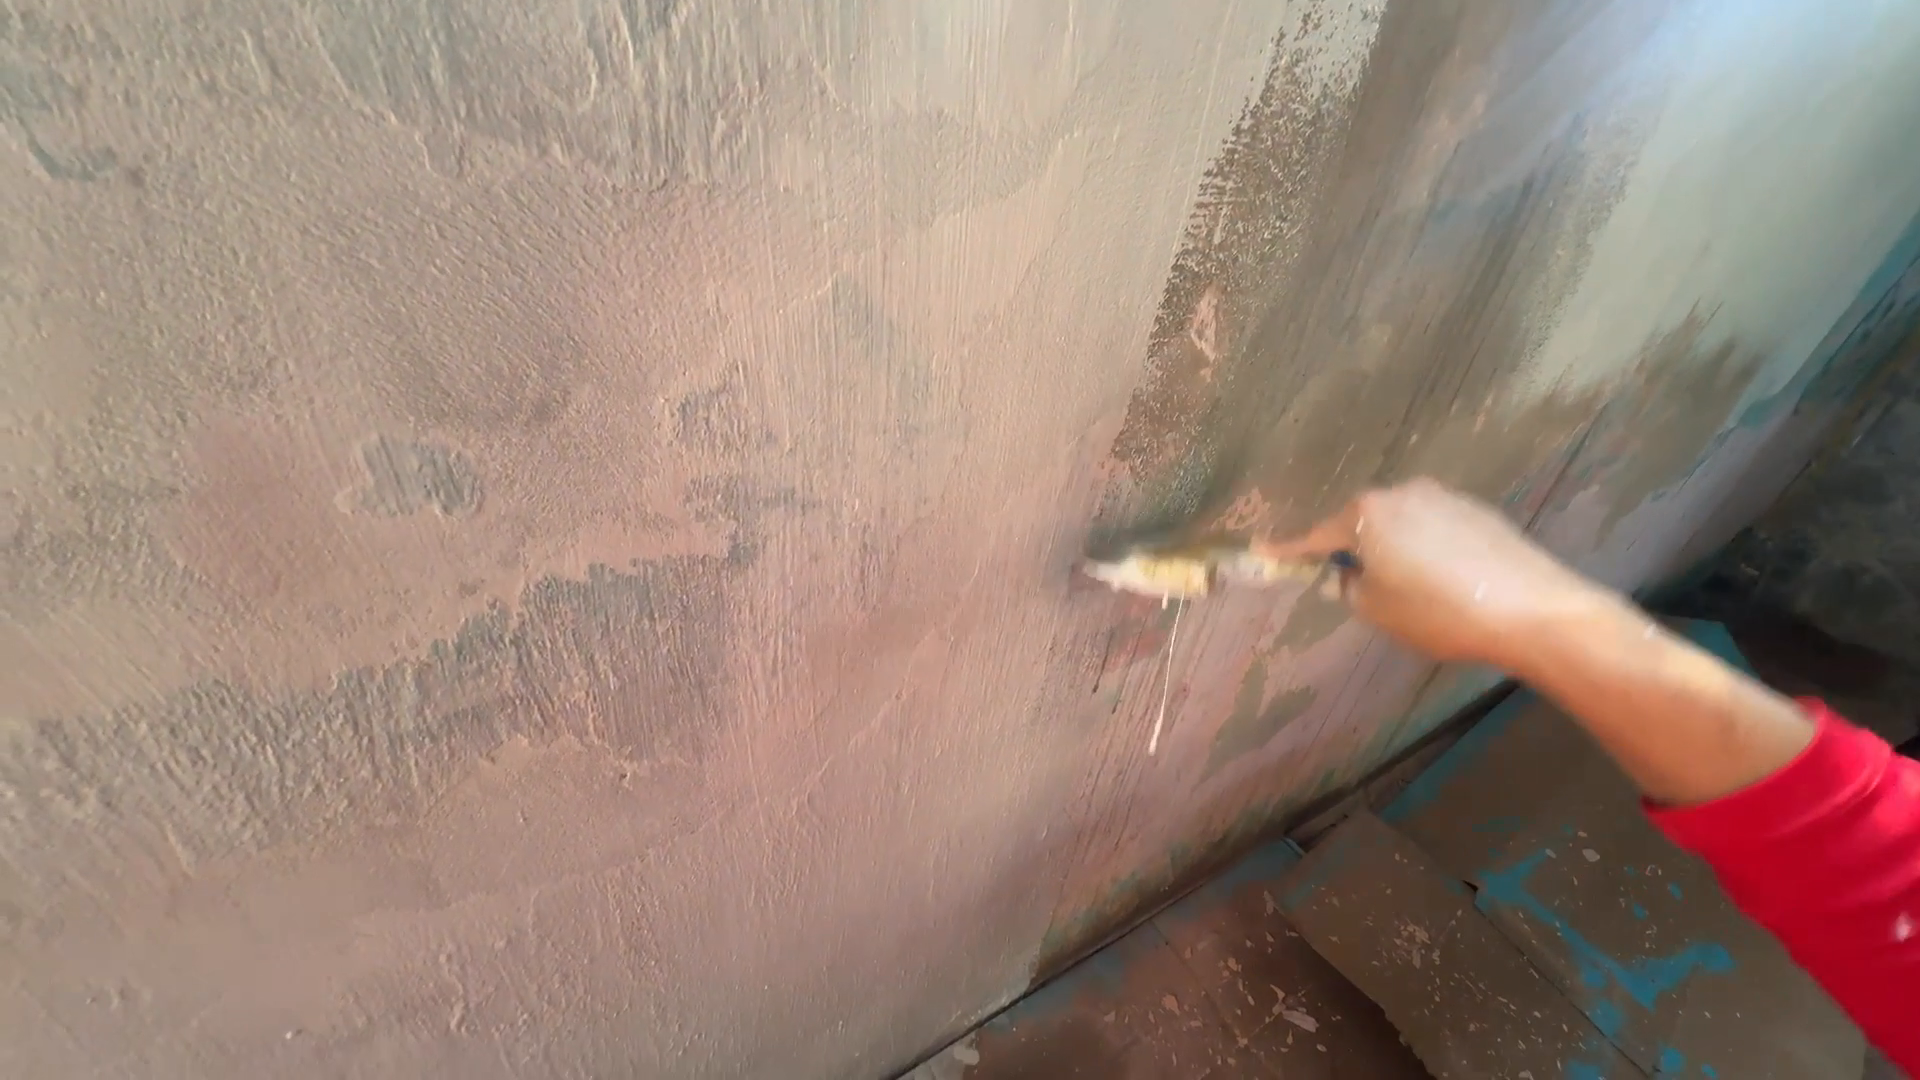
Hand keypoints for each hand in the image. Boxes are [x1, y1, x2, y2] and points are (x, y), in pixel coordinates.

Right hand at [1255, 479, 1609, 670]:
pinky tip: (1444, 578)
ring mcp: (1443, 496)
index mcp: (1366, 513)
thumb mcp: (1376, 609)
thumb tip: (1350, 574)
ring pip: (1398, 523)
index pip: (1315, 535)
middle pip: (1359, 522)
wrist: (1537, 611)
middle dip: (1351, 547)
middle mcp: (1400, 493)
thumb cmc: (1439, 611)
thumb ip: (1348, 586)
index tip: (1262, 550)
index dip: (1287, 550)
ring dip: (1391, 547)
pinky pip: (1432, 526)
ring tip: (1409, 586)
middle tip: (1353, 582)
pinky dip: (1424, 547)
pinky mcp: (1478, 509)